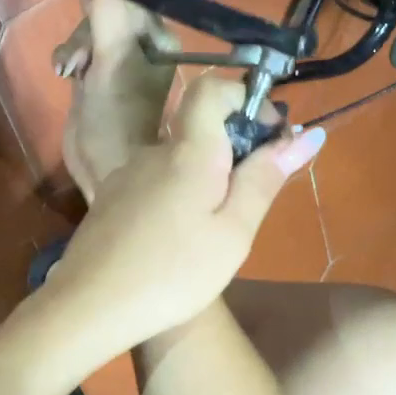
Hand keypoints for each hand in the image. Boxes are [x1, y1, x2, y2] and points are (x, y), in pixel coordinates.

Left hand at [41, 76, 325, 352]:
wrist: (89, 306)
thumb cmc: (173, 274)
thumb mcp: (233, 233)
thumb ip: (264, 180)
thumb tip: (305, 136)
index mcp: (187, 151)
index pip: (211, 88)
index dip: (244, 97)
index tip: (268, 136)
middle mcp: (152, 153)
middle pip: (197, 130)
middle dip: (231, 150)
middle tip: (250, 199)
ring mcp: (124, 177)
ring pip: (175, 162)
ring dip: (202, 180)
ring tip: (213, 231)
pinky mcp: (108, 202)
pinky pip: (152, 185)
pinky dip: (174, 198)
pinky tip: (175, 241)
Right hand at [56, 0, 182, 200]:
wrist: (105, 166)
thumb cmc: (117, 115)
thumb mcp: (111, 59)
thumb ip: (102, 13)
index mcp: (159, 40)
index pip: (126, 0)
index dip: (102, 5)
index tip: (85, 18)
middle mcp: (142, 49)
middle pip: (104, 14)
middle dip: (84, 32)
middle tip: (79, 60)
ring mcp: (117, 65)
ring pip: (88, 33)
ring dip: (73, 46)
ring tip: (68, 70)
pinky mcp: (96, 81)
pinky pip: (79, 52)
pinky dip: (68, 58)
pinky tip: (64, 74)